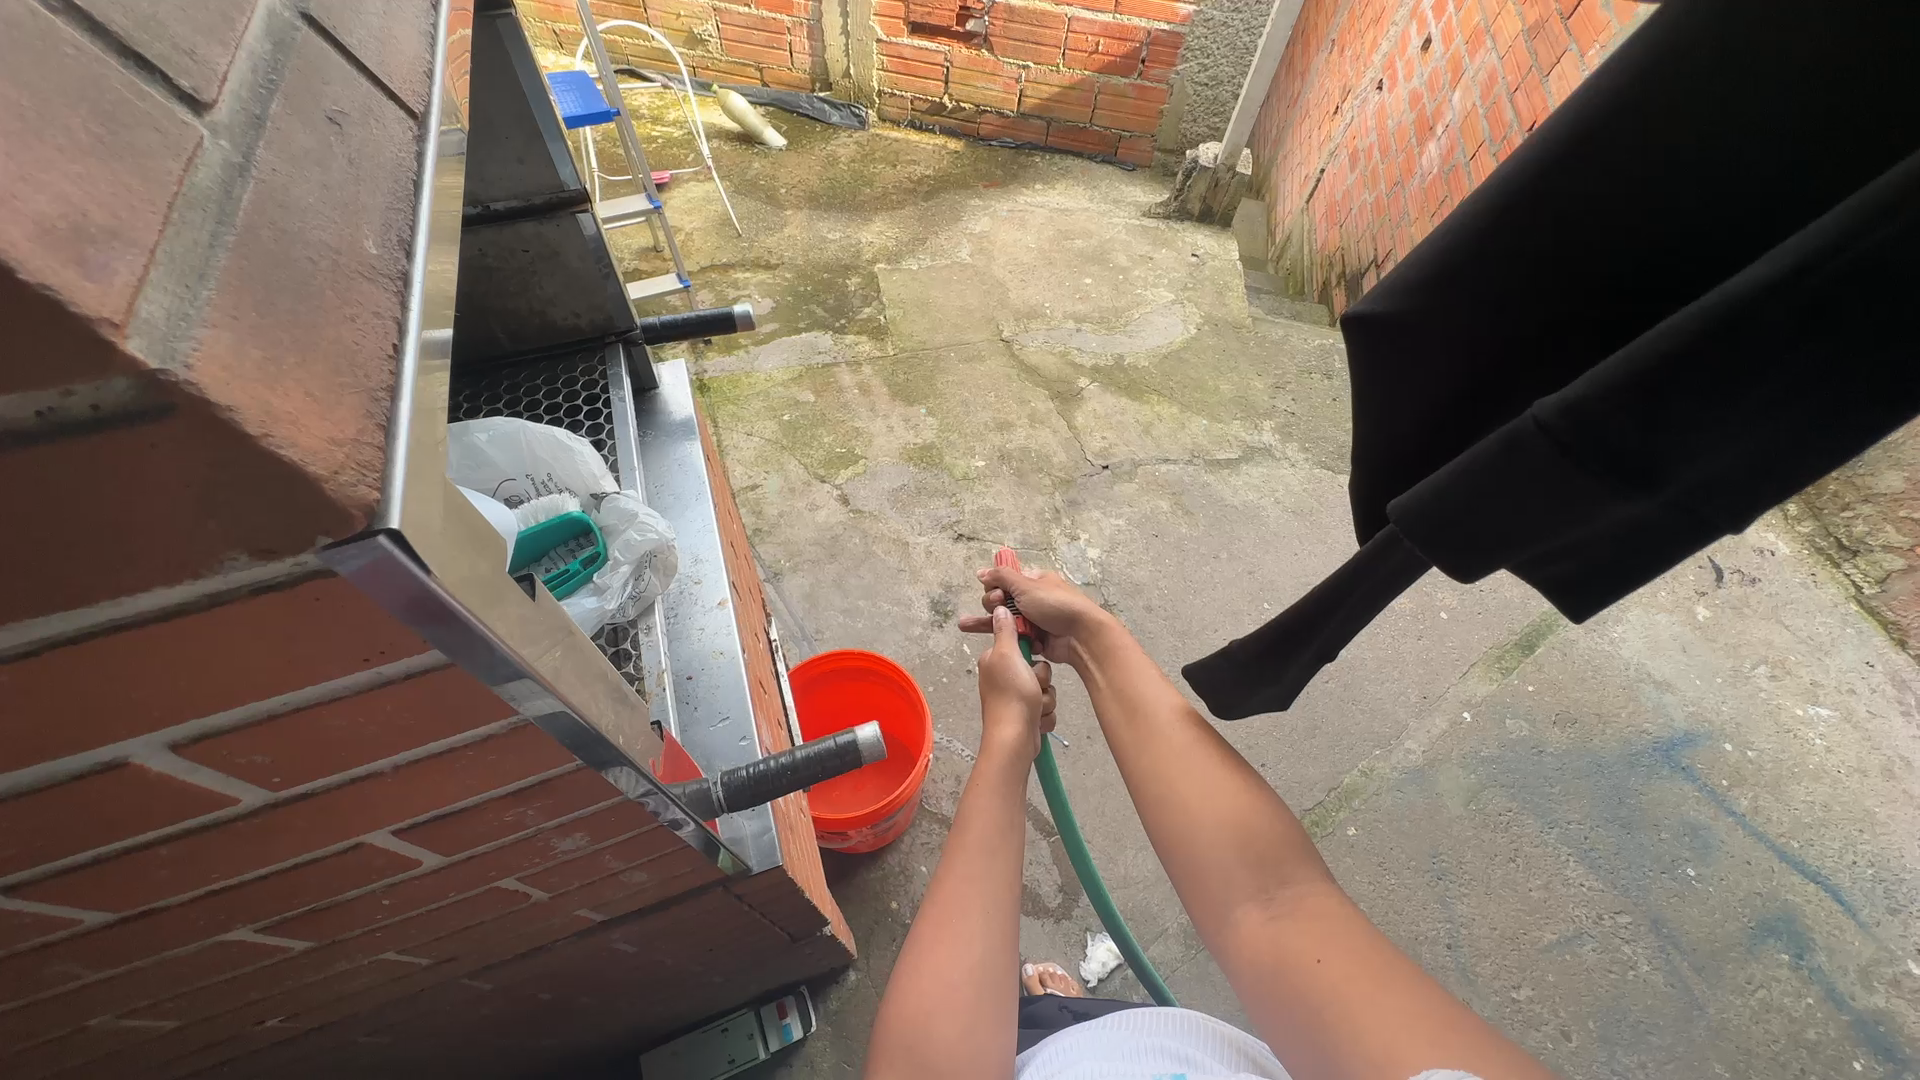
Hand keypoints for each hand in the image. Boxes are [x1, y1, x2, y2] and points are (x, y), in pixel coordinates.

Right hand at [959, 563, 1108, 667]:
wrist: (1080, 636)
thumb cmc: (1057, 605)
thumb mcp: (1027, 585)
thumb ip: (1001, 577)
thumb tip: (982, 571)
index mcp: (1032, 582)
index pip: (1004, 581)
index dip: (995, 586)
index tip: (997, 592)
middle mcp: (1032, 599)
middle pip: (1000, 601)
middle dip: (993, 604)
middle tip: (997, 607)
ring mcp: (1033, 620)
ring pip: (1004, 620)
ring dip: (985, 622)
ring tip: (964, 626)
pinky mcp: (1033, 639)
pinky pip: (1013, 637)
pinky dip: (1006, 638)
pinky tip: (995, 640)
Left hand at [976, 606, 1056, 759]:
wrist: (1015, 739)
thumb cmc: (1012, 696)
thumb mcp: (1007, 655)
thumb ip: (1005, 631)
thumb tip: (999, 609)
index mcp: (996, 660)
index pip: (1023, 646)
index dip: (1033, 654)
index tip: (1033, 660)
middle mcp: (1003, 677)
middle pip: (1037, 668)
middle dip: (1042, 680)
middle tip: (1033, 686)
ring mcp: (1015, 697)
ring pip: (1045, 688)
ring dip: (1045, 698)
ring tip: (1035, 706)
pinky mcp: (1026, 715)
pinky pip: (1046, 707)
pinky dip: (1044, 714)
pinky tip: (1036, 719)